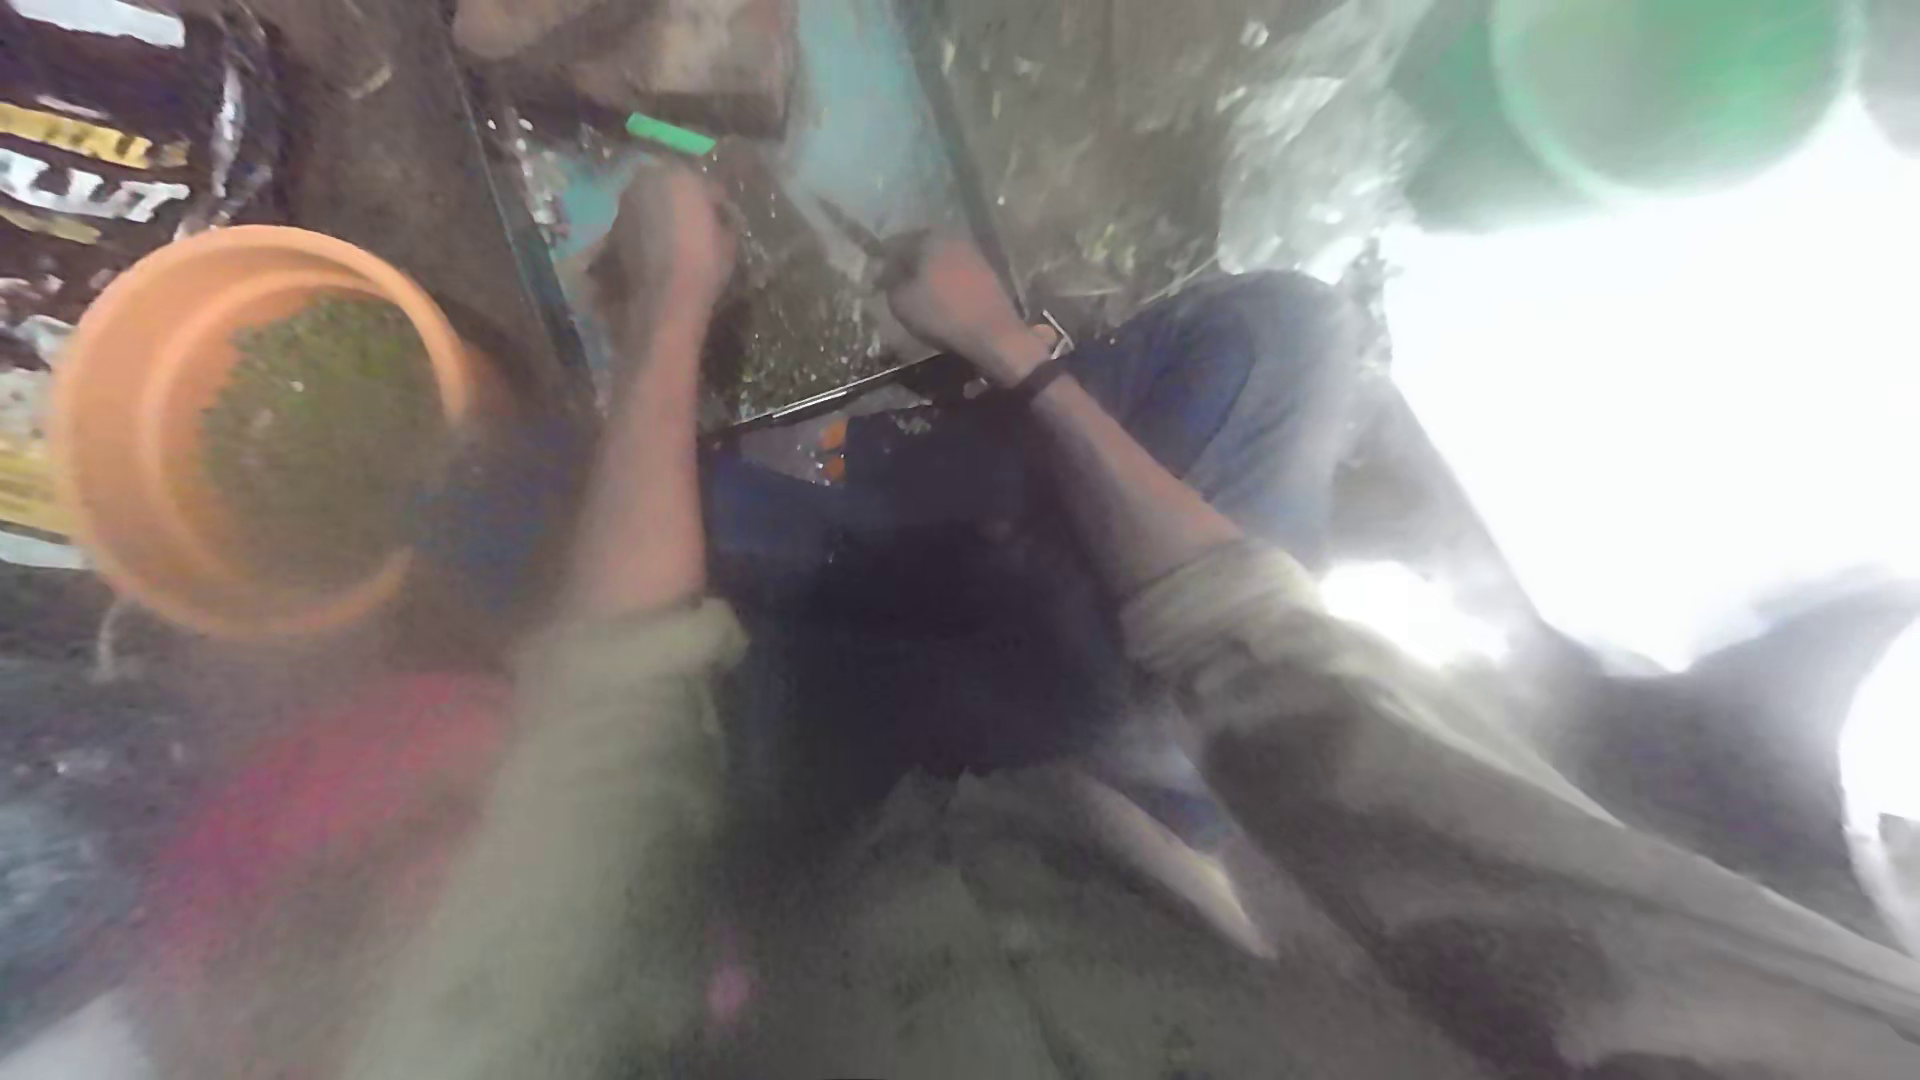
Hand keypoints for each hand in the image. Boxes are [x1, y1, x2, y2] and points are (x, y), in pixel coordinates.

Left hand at [610, 162, 737, 316]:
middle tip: (700, 227)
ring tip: (679, 240)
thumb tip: (723, 217)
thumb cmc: (703, 266)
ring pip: (653, 201)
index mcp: (682, 177)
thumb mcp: (729, 244)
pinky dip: (649, 229)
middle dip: (687, 203)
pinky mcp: (614, 222)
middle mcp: (649, 178)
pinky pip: (640, 220)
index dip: (719, 205)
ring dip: (665, 214)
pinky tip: (661, 250)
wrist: (663, 297)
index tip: (725, 220)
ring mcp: (627, 199)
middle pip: (675, 186)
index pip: (709, 186)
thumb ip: (726, 222)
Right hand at [886, 232, 1039, 384]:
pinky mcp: (987, 273)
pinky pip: (956, 273)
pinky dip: (945, 283)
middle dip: (906, 266)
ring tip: (918, 296)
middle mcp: (953, 237)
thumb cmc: (942, 315)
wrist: (993, 334)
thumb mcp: (902, 303)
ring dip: (927, 275)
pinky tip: (941, 301)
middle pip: (920, 248)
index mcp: (929, 237)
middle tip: (896, 287)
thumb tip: (888, 274)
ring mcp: (973, 254)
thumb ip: (889, 283)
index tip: (876, 282)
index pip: (895, 243)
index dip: (882, 263)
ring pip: (940, 260)